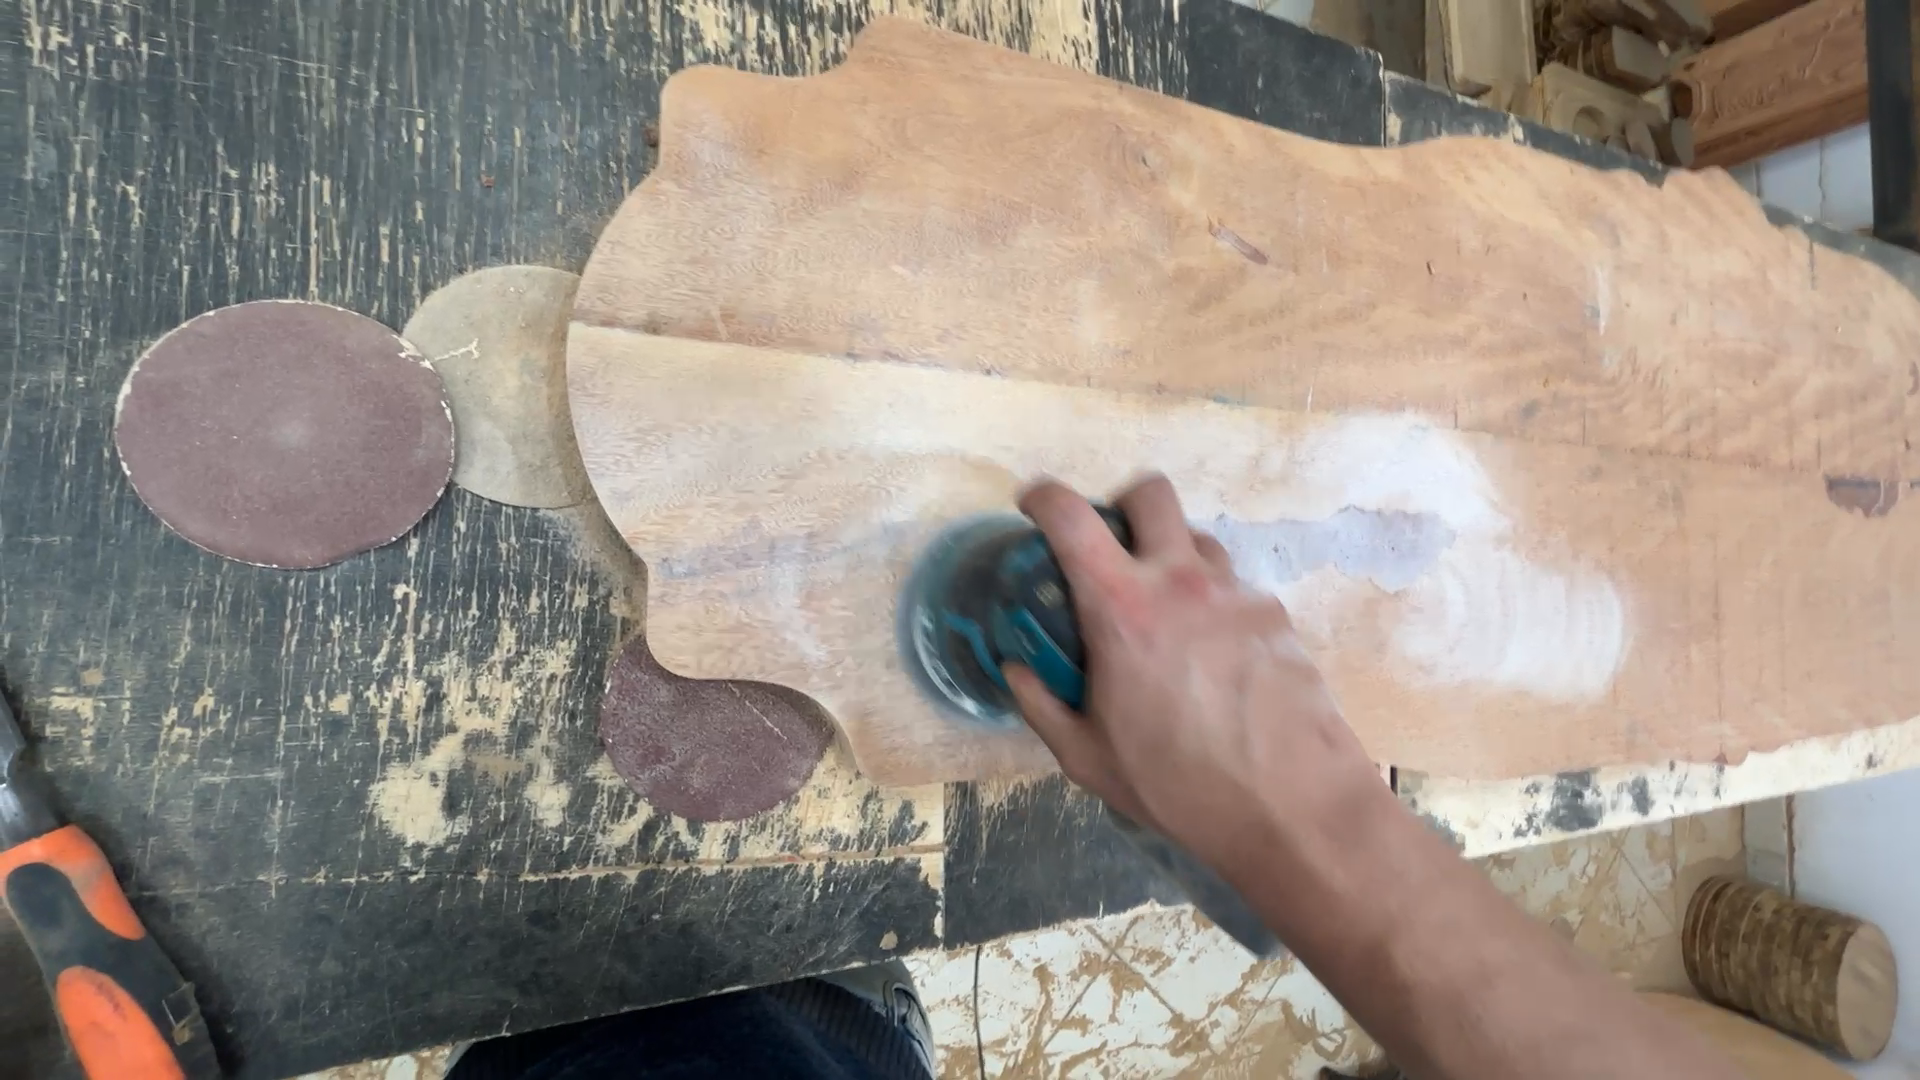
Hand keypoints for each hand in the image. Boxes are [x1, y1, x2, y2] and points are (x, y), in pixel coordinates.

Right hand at [1006, 475, 1386, 872]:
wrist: (1296, 810)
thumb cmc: (1178, 784)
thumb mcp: (1086, 757)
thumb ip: (1040, 705)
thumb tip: (1014, 669)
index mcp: (1122, 607)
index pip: (1071, 518)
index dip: (1043, 496)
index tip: (1032, 506)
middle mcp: (1182, 580)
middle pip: (1151, 492)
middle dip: (1122, 504)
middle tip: (1112, 548)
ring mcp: (1237, 592)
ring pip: (1197, 538)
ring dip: (1170, 555)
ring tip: (1165, 611)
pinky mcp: (1276, 614)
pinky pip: (1232, 585)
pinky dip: (1210, 600)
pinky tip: (1213, 656)